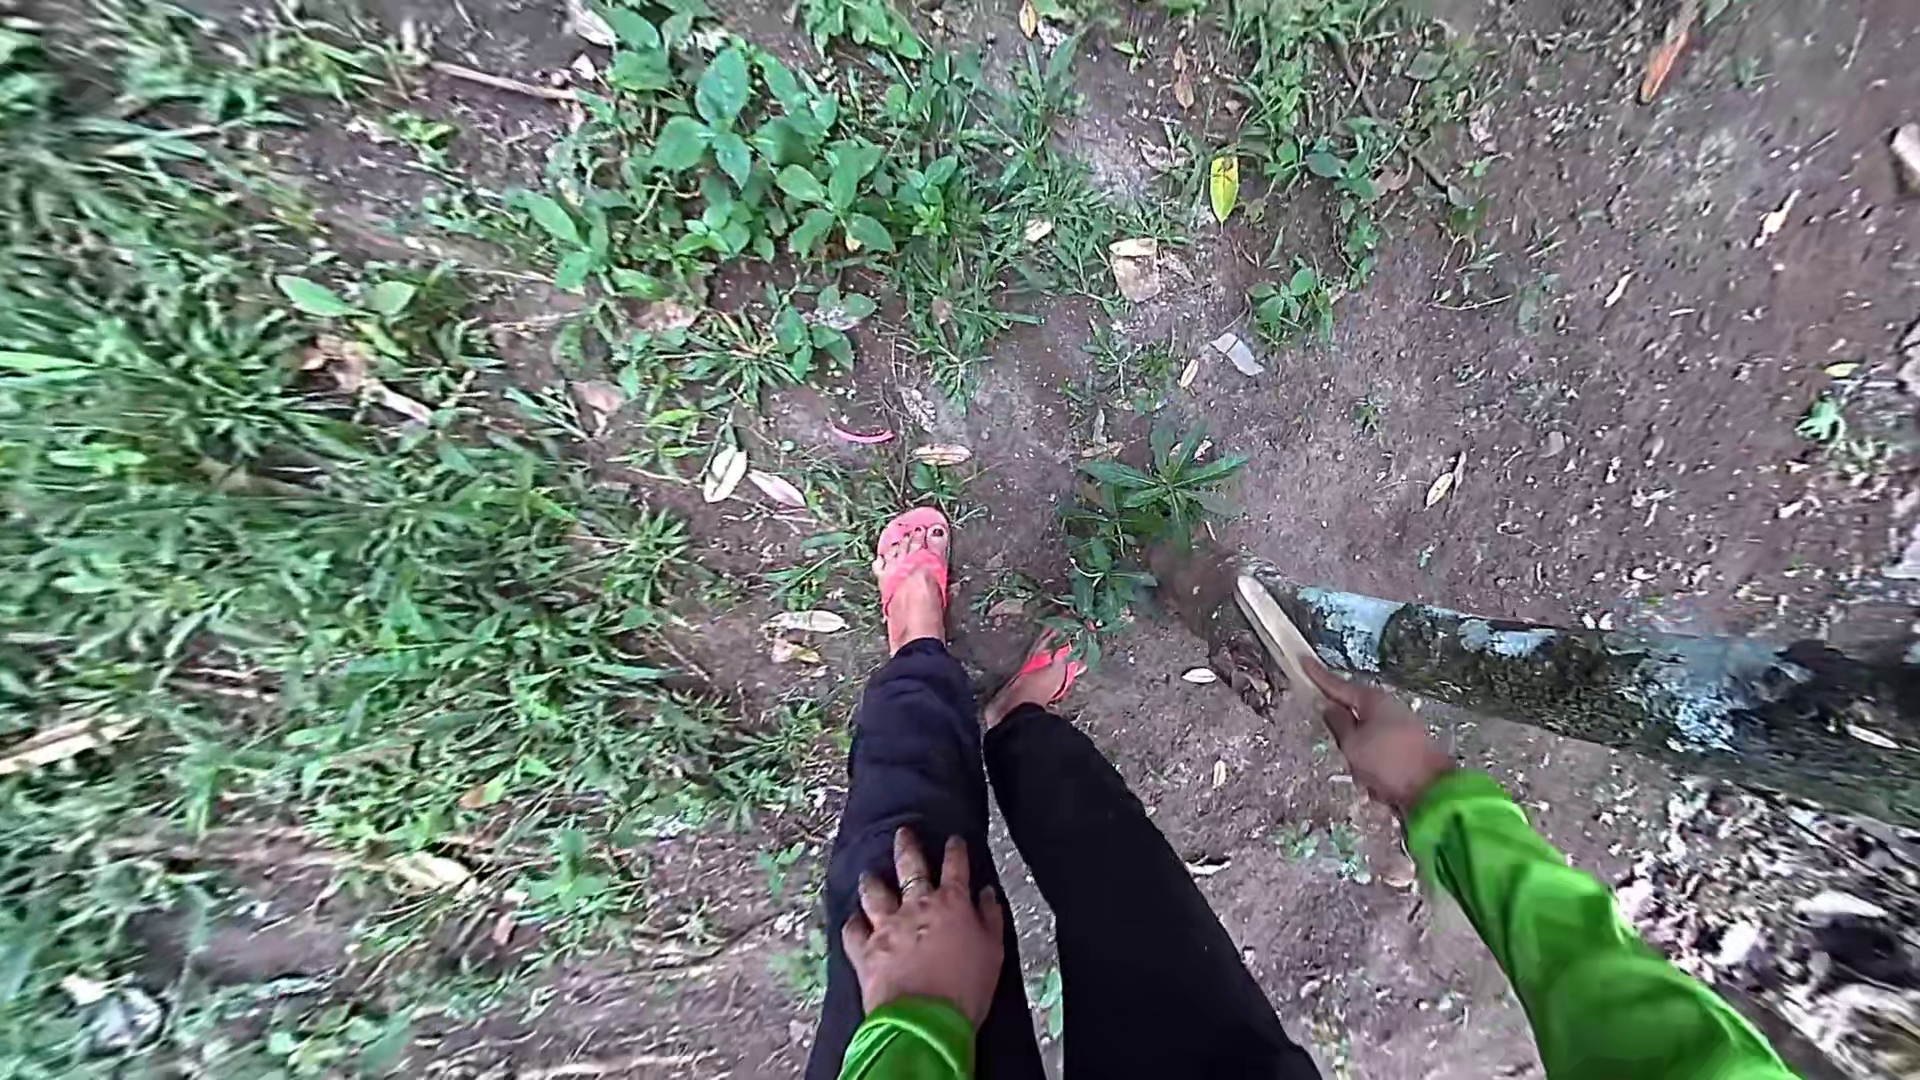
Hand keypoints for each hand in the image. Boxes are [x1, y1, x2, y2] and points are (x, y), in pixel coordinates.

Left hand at [843, 827, 1005, 1026]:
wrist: (927, 1024)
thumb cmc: (966, 989)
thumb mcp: (993, 952)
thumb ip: (991, 917)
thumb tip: (987, 892)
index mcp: (951, 902)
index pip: (955, 865)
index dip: (955, 849)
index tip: (954, 840)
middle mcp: (917, 905)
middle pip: (910, 866)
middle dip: (907, 845)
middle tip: (903, 832)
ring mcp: (888, 925)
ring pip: (875, 892)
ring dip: (871, 882)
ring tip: (868, 874)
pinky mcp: (866, 950)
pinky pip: (853, 931)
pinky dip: (853, 925)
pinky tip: (853, 920)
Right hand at [1304, 662, 1453, 815]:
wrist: (1437, 796)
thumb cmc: (1388, 764)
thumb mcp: (1351, 743)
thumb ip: (1336, 722)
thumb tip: (1329, 707)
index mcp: (1373, 701)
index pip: (1338, 685)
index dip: (1318, 675)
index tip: (1303, 660)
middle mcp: (1390, 709)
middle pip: (1354, 709)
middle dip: (1342, 723)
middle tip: (1331, 733)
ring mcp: (1404, 728)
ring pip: (1366, 734)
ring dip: (1359, 751)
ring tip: (1362, 773)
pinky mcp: (1411, 749)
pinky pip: (1380, 750)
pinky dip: (1374, 764)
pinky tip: (1377, 782)